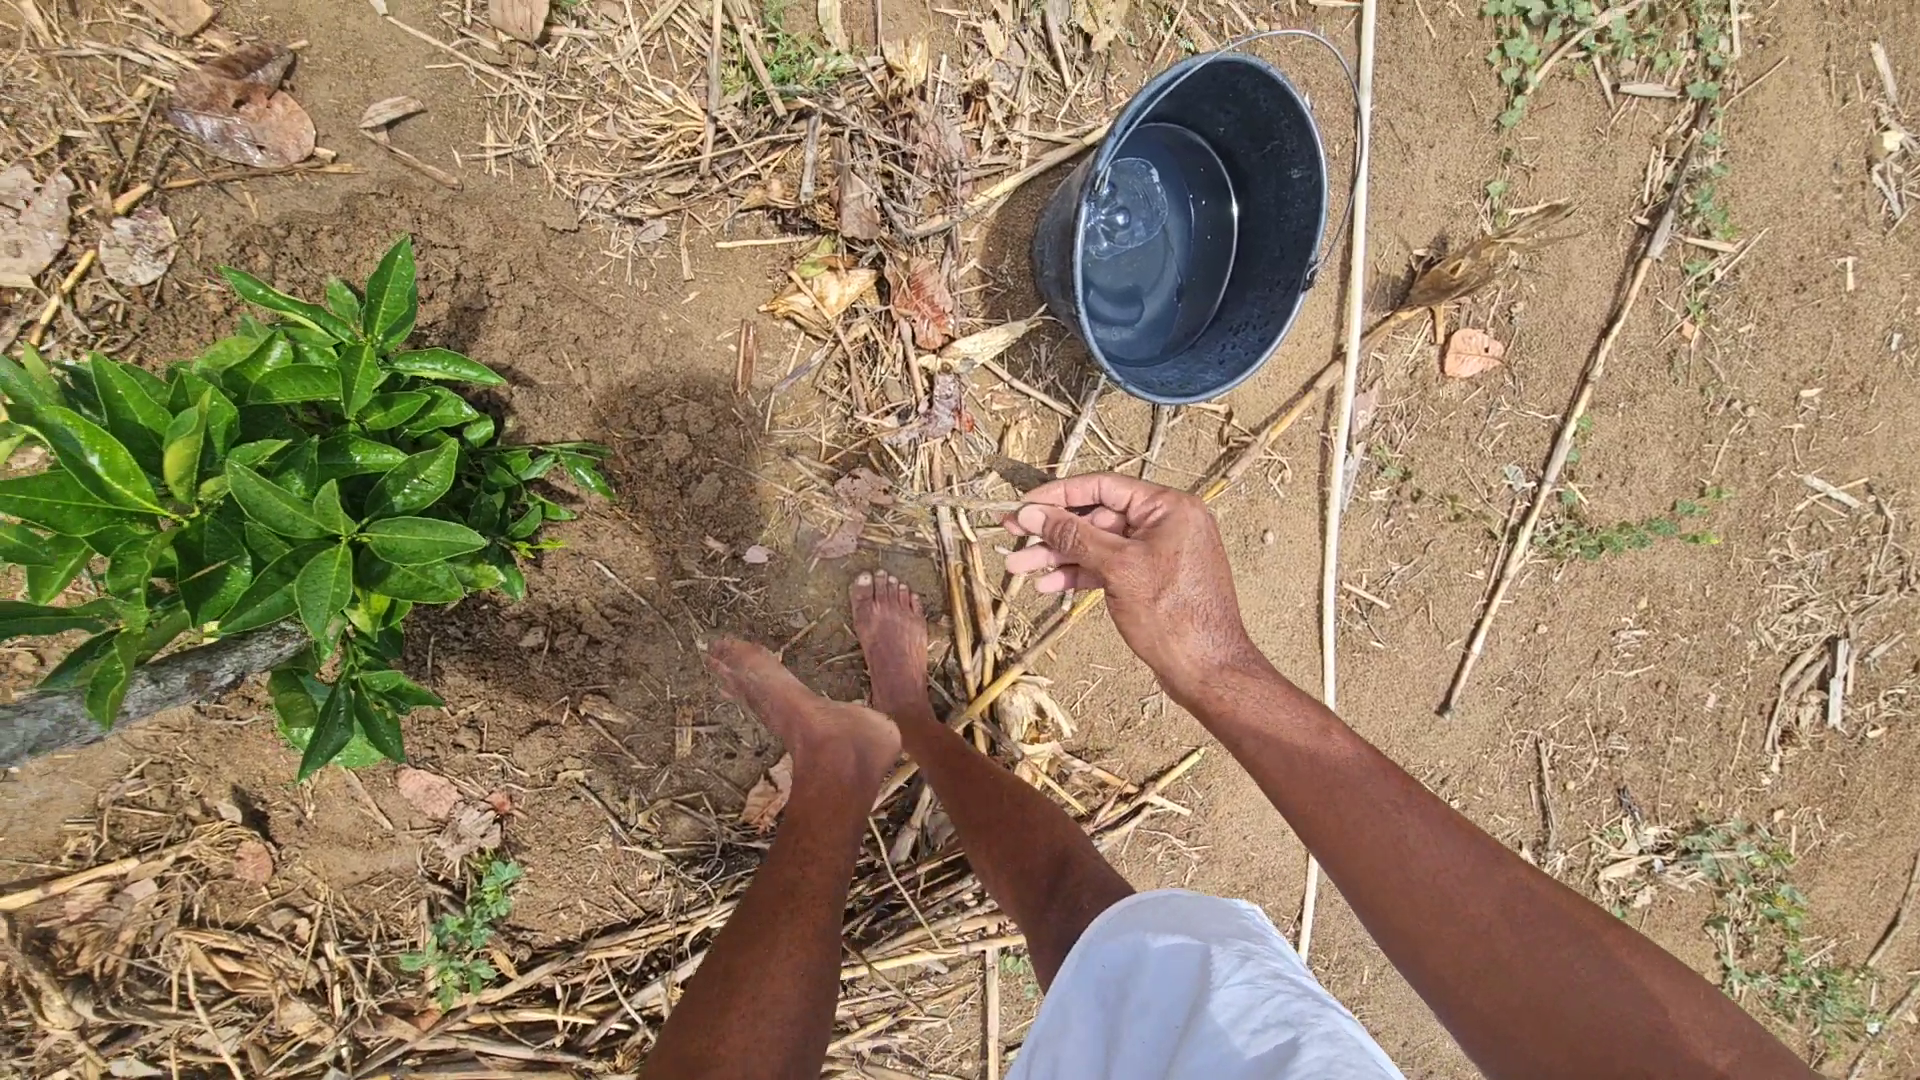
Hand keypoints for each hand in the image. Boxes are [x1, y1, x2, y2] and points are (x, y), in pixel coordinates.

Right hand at [1003, 473, 1261, 699]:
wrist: (1207, 670)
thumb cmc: (1173, 616)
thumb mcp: (1117, 568)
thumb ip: (1072, 535)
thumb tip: (1032, 513)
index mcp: (1168, 507)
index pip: (1102, 487)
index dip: (1057, 496)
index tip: (1023, 506)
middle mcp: (1165, 523)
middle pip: (1096, 516)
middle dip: (1052, 531)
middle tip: (1013, 535)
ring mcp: (1158, 552)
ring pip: (1097, 545)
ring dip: (1058, 556)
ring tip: (1019, 566)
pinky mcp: (1150, 579)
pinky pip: (1108, 567)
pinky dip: (1079, 574)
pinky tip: (1049, 585)